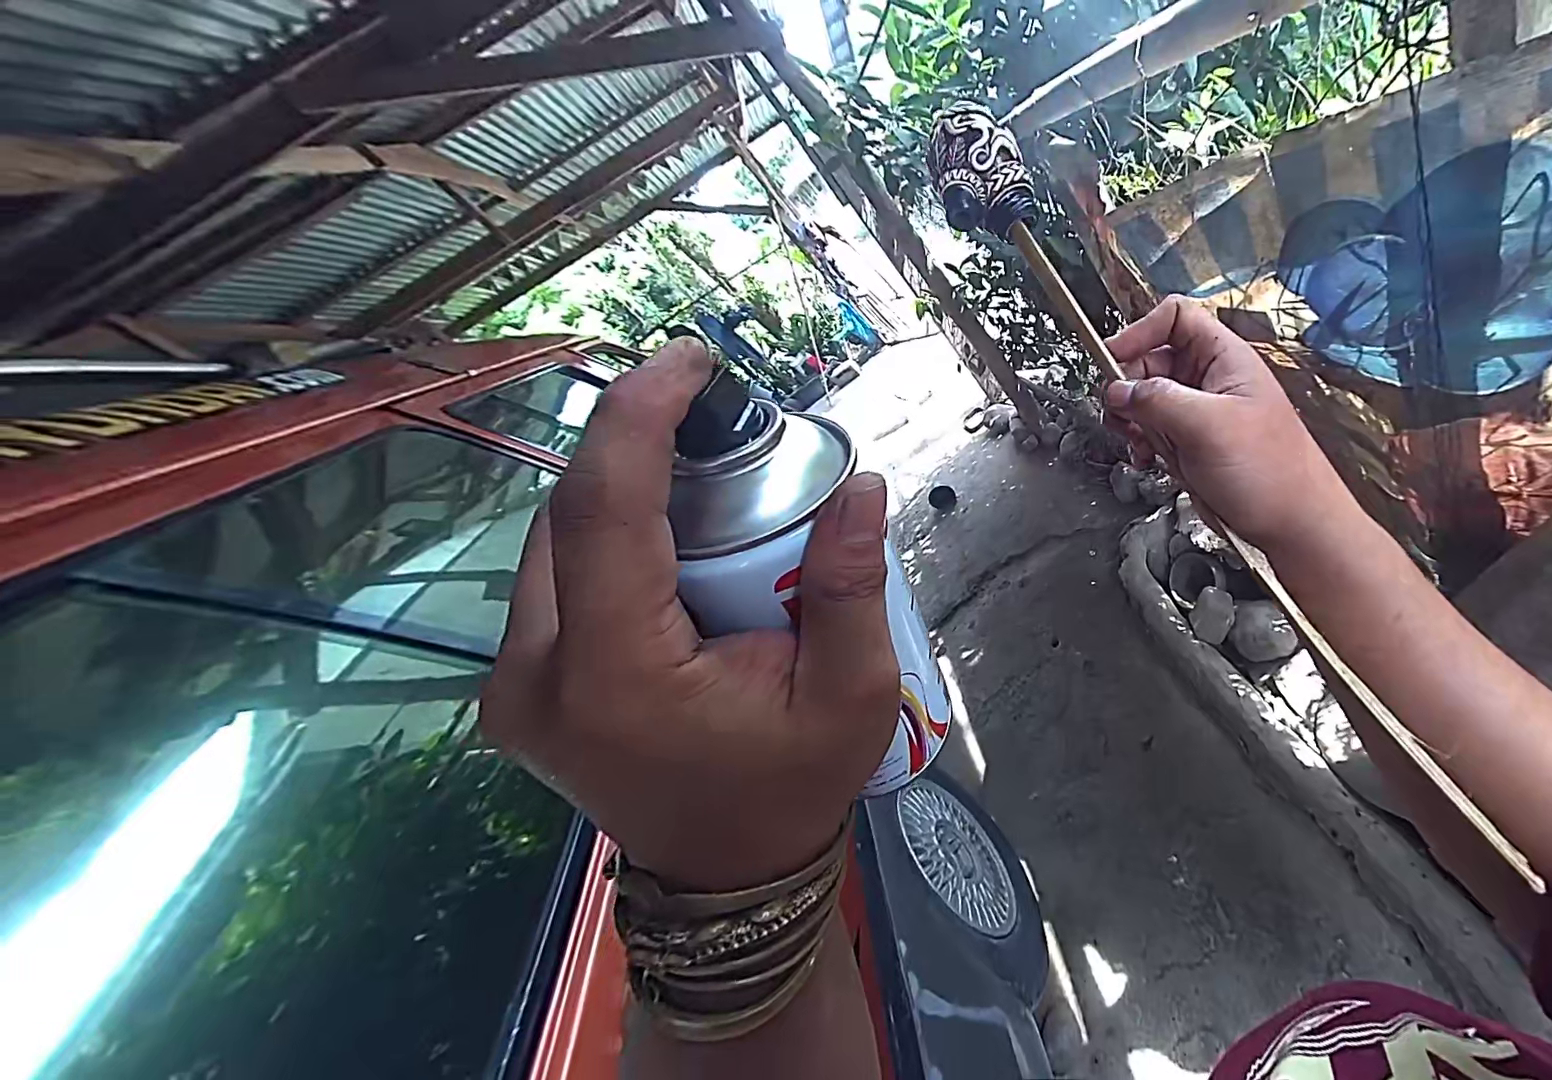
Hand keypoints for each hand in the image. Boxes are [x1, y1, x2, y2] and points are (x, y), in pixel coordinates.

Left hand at [481, 340, 899, 889]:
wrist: (731, 870)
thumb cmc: (794, 784)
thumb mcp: (852, 692)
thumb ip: (851, 586)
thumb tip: (859, 488)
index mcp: (617, 676)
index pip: (604, 511)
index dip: (640, 418)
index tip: (686, 362)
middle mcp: (536, 676)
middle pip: (571, 515)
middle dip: (644, 453)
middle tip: (724, 439)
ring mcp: (514, 685)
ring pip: (555, 541)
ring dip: (627, 494)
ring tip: (708, 489)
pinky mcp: (521, 686)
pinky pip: (557, 577)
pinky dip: (612, 537)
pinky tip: (673, 542)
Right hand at [1103, 296, 1359, 554]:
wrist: (1291, 524)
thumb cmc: (1269, 472)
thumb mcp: (1207, 426)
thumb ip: (1157, 400)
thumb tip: (1117, 389)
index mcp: (1224, 359)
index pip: (1174, 319)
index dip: (1139, 332)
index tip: (1111, 358)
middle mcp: (1209, 380)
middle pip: (1150, 361)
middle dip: (1129, 386)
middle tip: (1120, 412)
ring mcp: (1198, 412)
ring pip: (1146, 399)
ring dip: (1132, 419)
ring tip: (1136, 440)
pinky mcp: (1189, 443)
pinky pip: (1151, 430)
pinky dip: (1140, 442)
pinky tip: (1145, 457)